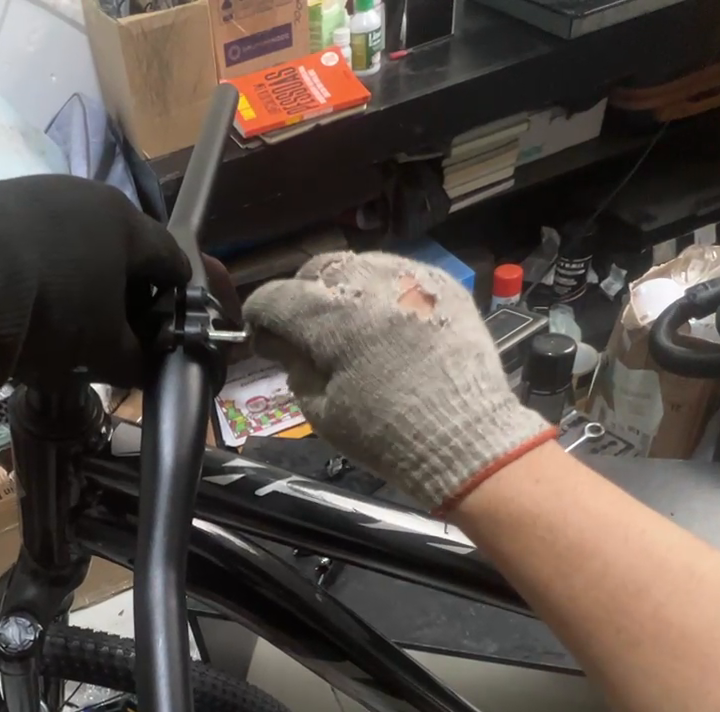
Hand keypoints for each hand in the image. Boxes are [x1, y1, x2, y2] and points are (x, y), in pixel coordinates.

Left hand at [0, 175, 189, 422]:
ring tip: (68, 316)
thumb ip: (138, 359)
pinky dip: (42, 268)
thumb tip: (148, 365)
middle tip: (118, 327)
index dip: (176, 294)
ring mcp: (36, 192)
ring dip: (82, 276)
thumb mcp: (105, 352)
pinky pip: (34, 239)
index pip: (171, 257)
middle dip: (126, 287)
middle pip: (122, 245)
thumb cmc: (51, 316)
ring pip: (76, 240)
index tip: (170, 322)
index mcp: (126, 223)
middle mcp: (86, 194)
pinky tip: (26, 299)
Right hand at [243, 252, 555, 514]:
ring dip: (340, 289)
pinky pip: (397, 273)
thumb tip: (275, 340)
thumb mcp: (318, 408)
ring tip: (346, 325)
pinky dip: (379, 291)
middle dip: (300, 297)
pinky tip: (383, 323)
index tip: (261, 337)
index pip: (275, 297)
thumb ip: (292, 363)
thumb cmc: (381, 434)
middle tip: (304, 332)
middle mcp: (367, 282)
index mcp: (330, 317)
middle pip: (315, 270)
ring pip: (356, 264)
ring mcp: (409, 278)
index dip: (259, 317)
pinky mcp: (441, 284)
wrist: (461, 438)